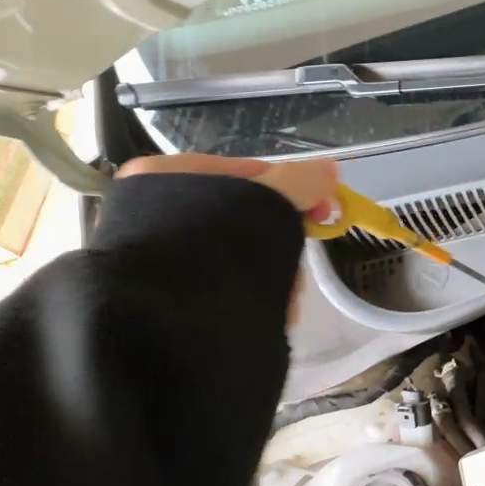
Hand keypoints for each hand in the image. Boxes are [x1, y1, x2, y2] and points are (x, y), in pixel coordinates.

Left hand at [115, 154, 340, 326]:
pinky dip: (252, 291)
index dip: (296, 191)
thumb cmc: (214, 245)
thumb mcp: (269, 202)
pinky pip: (225, 279)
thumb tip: (328, 169)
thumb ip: (303, 180)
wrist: (165, 316)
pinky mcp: (170, 289)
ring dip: (275, 272)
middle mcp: (156, 209)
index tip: (324, 216)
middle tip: (298, 262)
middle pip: (247, 216)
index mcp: (167, 174)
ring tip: (284, 296)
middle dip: (283, 242)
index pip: (249, 172)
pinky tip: (269, 307)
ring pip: (240, 252)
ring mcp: (162, 252)